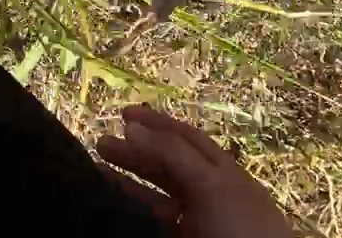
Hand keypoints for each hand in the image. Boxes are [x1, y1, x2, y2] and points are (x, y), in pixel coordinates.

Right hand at [96, 105, 292, 237]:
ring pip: (157, 195)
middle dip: (134, 151)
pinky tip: (114, 206)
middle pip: (166, 165)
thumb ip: (171, 153)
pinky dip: (134, 212)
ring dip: (129, 181)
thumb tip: (130, 126)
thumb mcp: (212, 184)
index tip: (122, 114)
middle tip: (101, 144)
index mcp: (222, 174)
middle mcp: (209, 195)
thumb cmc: (243, 230)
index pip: (185, 138)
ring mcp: (198, 223)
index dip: (155, 123)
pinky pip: (154, 222)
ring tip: (98, 170)